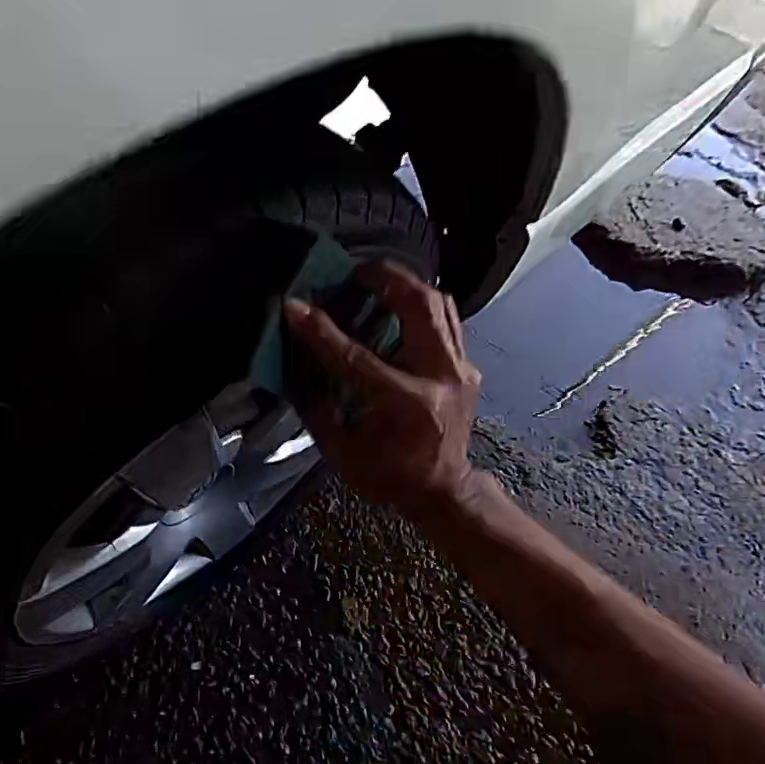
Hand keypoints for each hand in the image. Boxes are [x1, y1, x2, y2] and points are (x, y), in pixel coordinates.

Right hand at [282, 261, 483, 520]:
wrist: (443, 491)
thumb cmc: (389, 476)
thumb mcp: (342, 452)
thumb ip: (318, 405)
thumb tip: (298, 360)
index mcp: (405, 404)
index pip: (356, 356)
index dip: (321, 329)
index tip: (296, 305)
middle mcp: (441, 380)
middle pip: (419, 306)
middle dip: (386, 278)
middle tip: (356, 272)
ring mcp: (461, 372)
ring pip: (441, 305)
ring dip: (408, 287)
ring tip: (377, 282)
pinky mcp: (468, 370)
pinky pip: (447, 323)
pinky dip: (422, 308)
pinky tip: (399, 309)